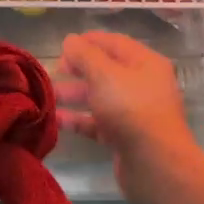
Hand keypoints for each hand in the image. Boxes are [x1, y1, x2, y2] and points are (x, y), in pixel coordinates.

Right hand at [57, 32, 202, 194]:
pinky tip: (56, 120)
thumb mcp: (103, 74)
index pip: (114, 43)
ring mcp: (135, 112)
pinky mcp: (125, 136)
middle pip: (106, 70)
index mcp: (145, 63)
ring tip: (48, 96)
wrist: (155, 163)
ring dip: (74, 94)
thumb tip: (70, 40)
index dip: (88, 41)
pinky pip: (98, 122)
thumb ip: (84, 54)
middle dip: (78, 69)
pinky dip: (78, 119)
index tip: (63, 46)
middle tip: (54, 71)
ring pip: (100, 97)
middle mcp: (143, 84)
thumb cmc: (131, 109)